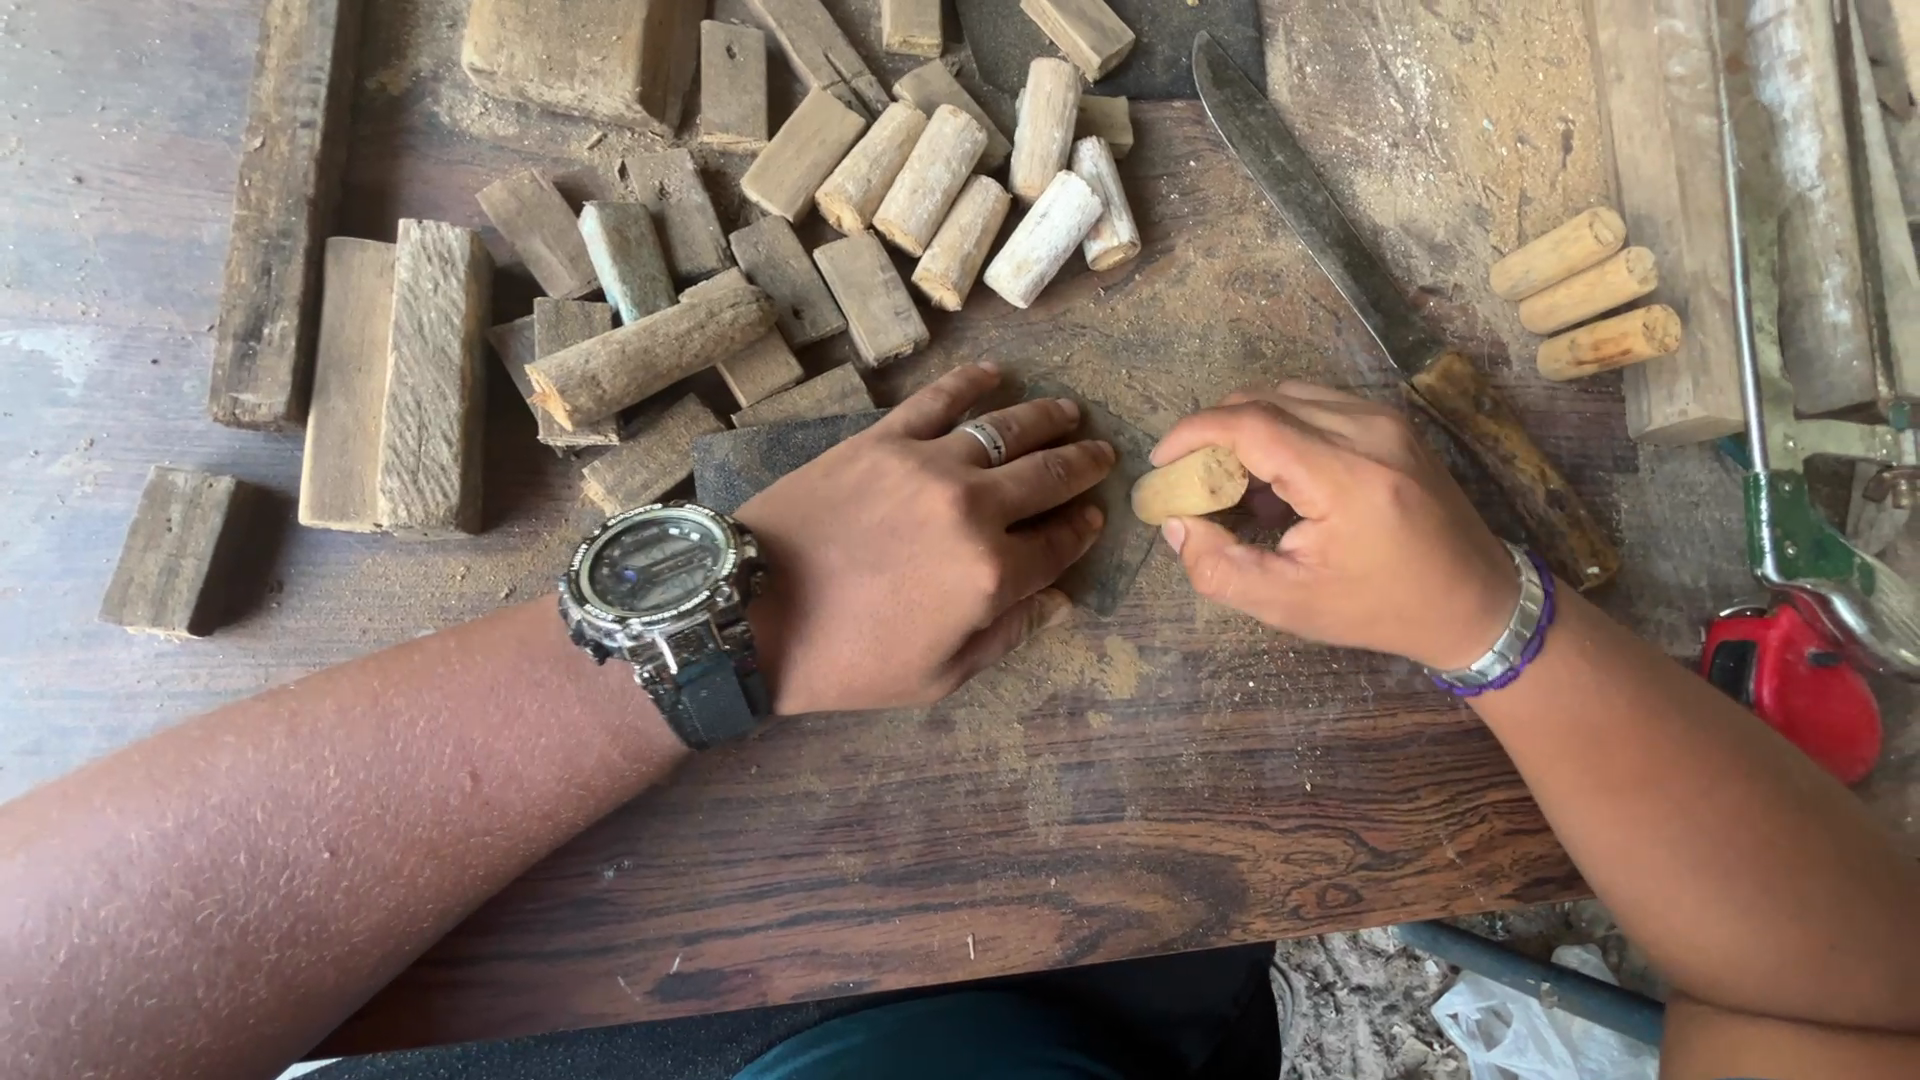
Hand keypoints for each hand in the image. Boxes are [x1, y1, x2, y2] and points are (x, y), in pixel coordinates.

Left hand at [736, 362, 1114, 713]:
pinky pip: (939, 399)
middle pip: (1047, 477)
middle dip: (1084, 465)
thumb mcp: (937, 676)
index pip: (1058, 545)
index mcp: (991, 576)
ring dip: (1048, 419)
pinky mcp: (883, 438)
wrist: (750, 612)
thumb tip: (1061, 602)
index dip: (1081, 531)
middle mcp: (973, 509)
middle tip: (1103, 455)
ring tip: (1070, 413)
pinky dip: (974, 381)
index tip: (1093, 519)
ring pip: (1007, 428)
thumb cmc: (847, 659)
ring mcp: (927, 465)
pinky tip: (998, 373)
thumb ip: (1007, 634)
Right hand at [1153, 384, 1519, 670]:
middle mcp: (1369, 430)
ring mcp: (1384, 419)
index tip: (1161, 462)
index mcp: (1347, 477)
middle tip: (1190, 478)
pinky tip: (1273, 476)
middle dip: (1211, 432)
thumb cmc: (1379, 608)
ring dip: (1243, 429)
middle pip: (1262, 399)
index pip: (1251, 424)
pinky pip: (1313, 404)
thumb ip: (1219, 567)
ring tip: (1230, 481)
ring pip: (1285, 394)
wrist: (1476, 600)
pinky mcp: (1390, 421)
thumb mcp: (1288, 605)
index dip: (1194, 433)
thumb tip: (1177, 524)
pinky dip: (1276, 428)